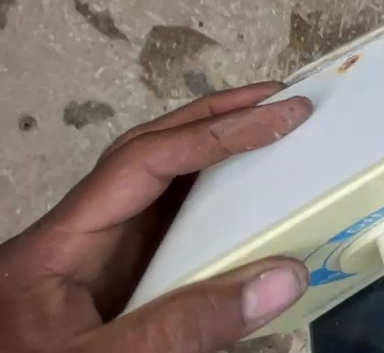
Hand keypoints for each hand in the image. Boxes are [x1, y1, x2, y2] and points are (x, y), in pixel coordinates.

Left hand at [0, 83, 313, 352]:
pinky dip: (223, 190)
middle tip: (286, 98)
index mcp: (52, 251)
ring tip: (281, 128)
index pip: (143, 162)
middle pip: (147, 153)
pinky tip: (260, 191)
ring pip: (162, 182)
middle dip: (217, 117)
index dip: (219, 131)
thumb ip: (181, 325)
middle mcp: (73, 242)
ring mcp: (96, 262)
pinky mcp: (121, 282)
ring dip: (223, 147)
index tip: (290, 115)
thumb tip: (287, 276)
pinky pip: (176, 219)